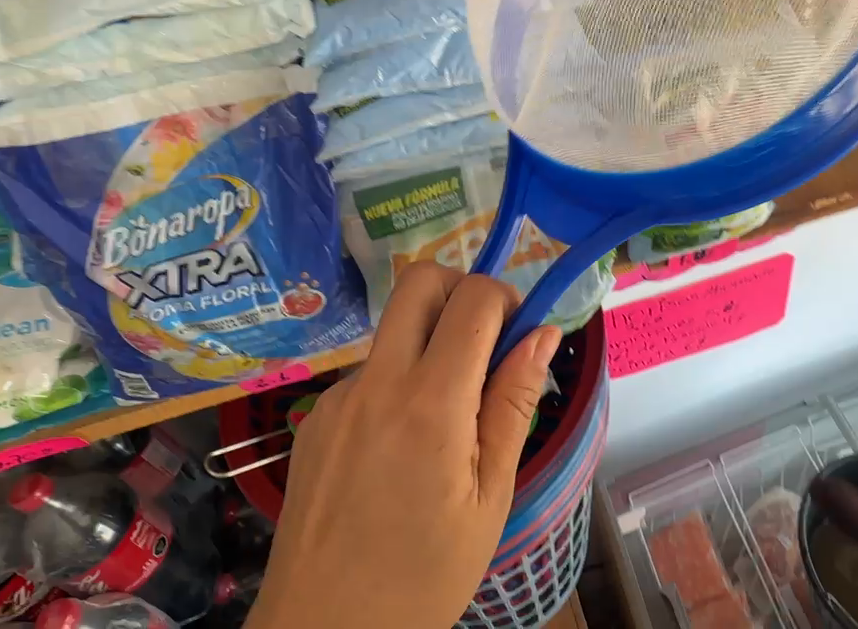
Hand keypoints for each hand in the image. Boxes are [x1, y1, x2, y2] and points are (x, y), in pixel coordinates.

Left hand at [250, 264, 561, 628]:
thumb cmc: (424, 575)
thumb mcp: (491, 495)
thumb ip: (514, 403)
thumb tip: (543, 332)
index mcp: (430, 403)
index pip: (472, 298)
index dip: (506, 299)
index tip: (519, 336)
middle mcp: (377, 382)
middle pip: (419, 281)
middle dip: (461, 290)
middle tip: (484, 343)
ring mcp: (337, 397)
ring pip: (394, 329)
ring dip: (430, 342)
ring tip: (446, 420)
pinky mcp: (314, 418)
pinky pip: (368, 372)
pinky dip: (398, 382)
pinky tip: (402, 448)